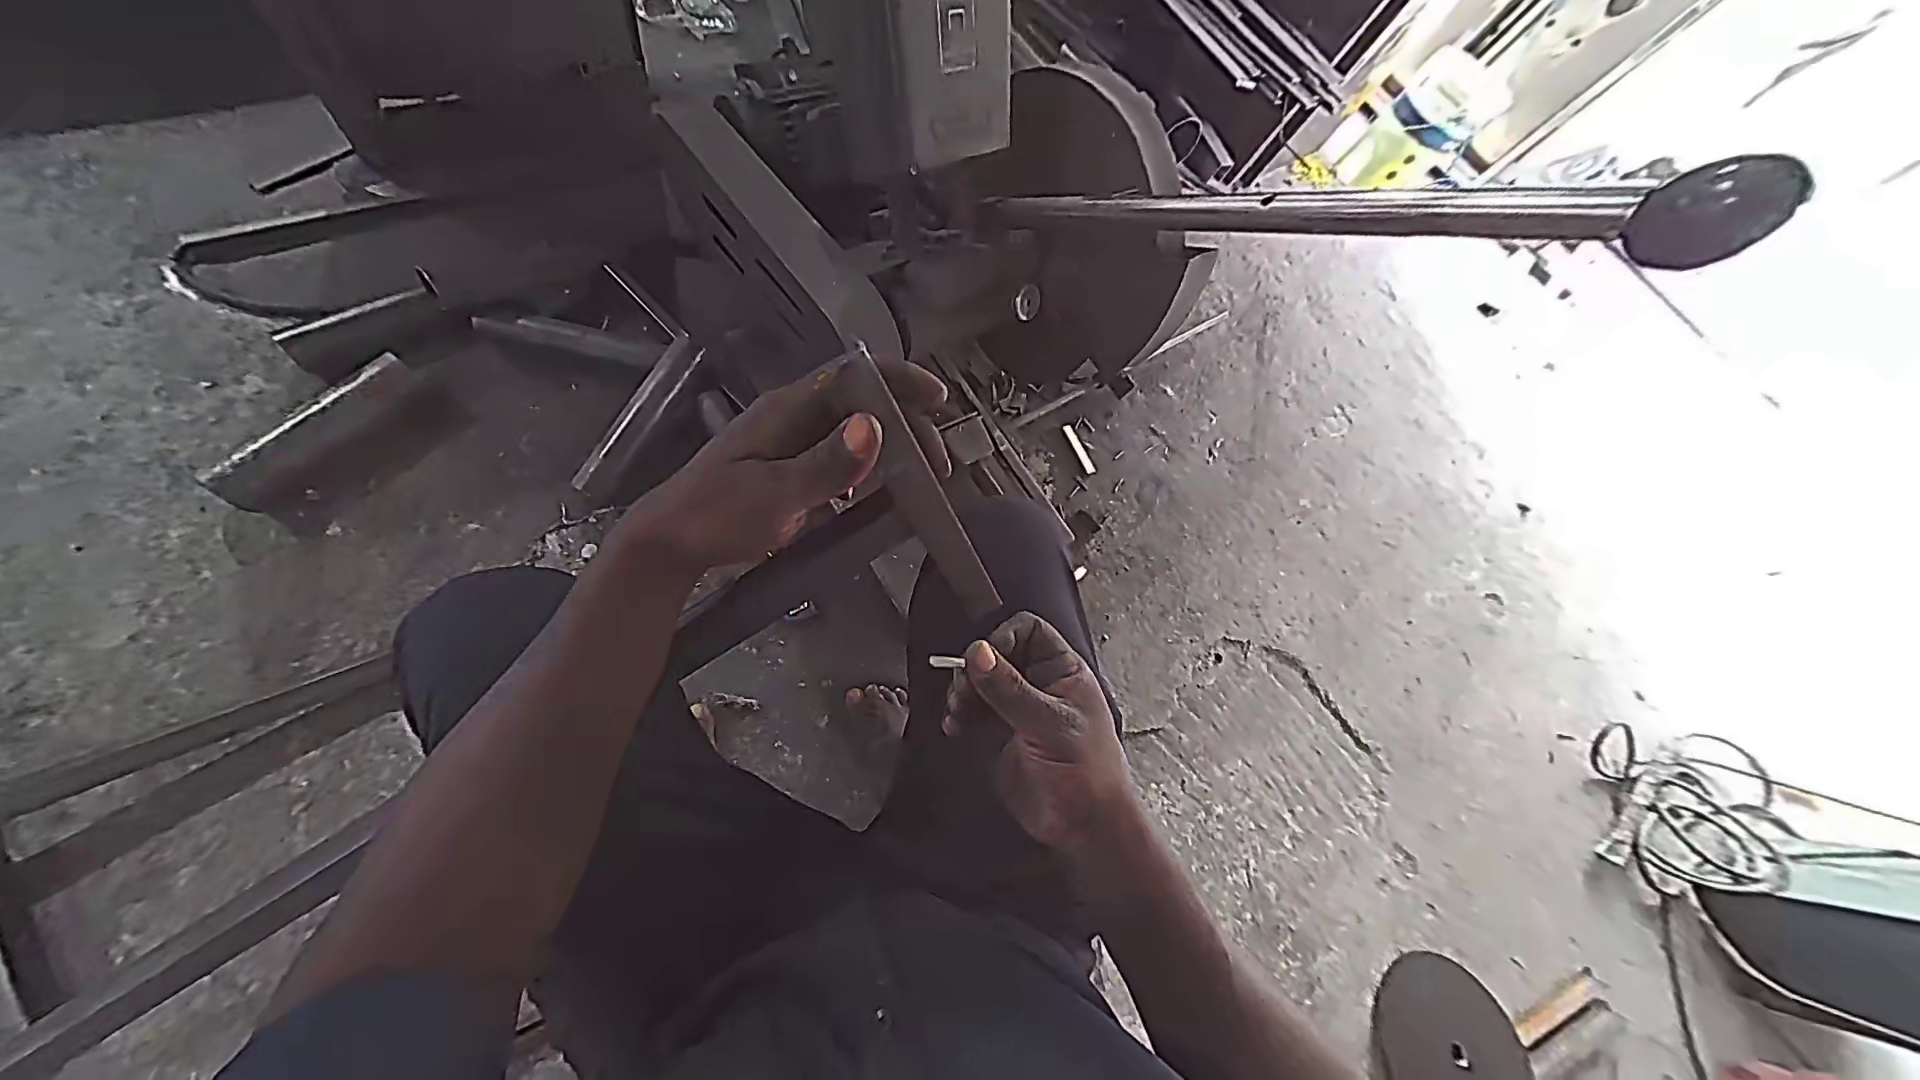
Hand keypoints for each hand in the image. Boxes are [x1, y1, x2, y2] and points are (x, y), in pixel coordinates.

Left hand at [618, 358, 948, 569]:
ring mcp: (794, 445)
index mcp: (788, 410)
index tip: (936, 397)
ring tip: (920, 477)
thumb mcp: (773, 493)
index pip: (853, 375)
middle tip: (936, 462)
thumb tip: (873, 429)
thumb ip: (825, 464)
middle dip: (906, 425)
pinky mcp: (795, 471)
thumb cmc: (714, 515)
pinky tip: (882, 494)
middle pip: (863, 404)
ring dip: (892, 449)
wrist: (670, 544)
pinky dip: (871, 472)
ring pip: (856, 433)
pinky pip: (843, 461)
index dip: (899, 380)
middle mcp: (795, 419)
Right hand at [945, 612, 1135, 852]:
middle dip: (974, 669)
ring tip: (958, 711)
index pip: (1027, 630)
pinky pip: (974, 711)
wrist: (1085, 829)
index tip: (982, 660)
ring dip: (963, 691)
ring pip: (981, 682)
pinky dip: (960, 714)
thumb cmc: (1086, 773)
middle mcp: (1039, 684)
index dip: (1001, 638)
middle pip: (997, 655)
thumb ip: (1011, 689)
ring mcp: (1019, 709)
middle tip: (963, 689)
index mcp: (1062, 672)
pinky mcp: (1002, 734)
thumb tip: (977, 653)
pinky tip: (956, 726)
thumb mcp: (1049, 724)